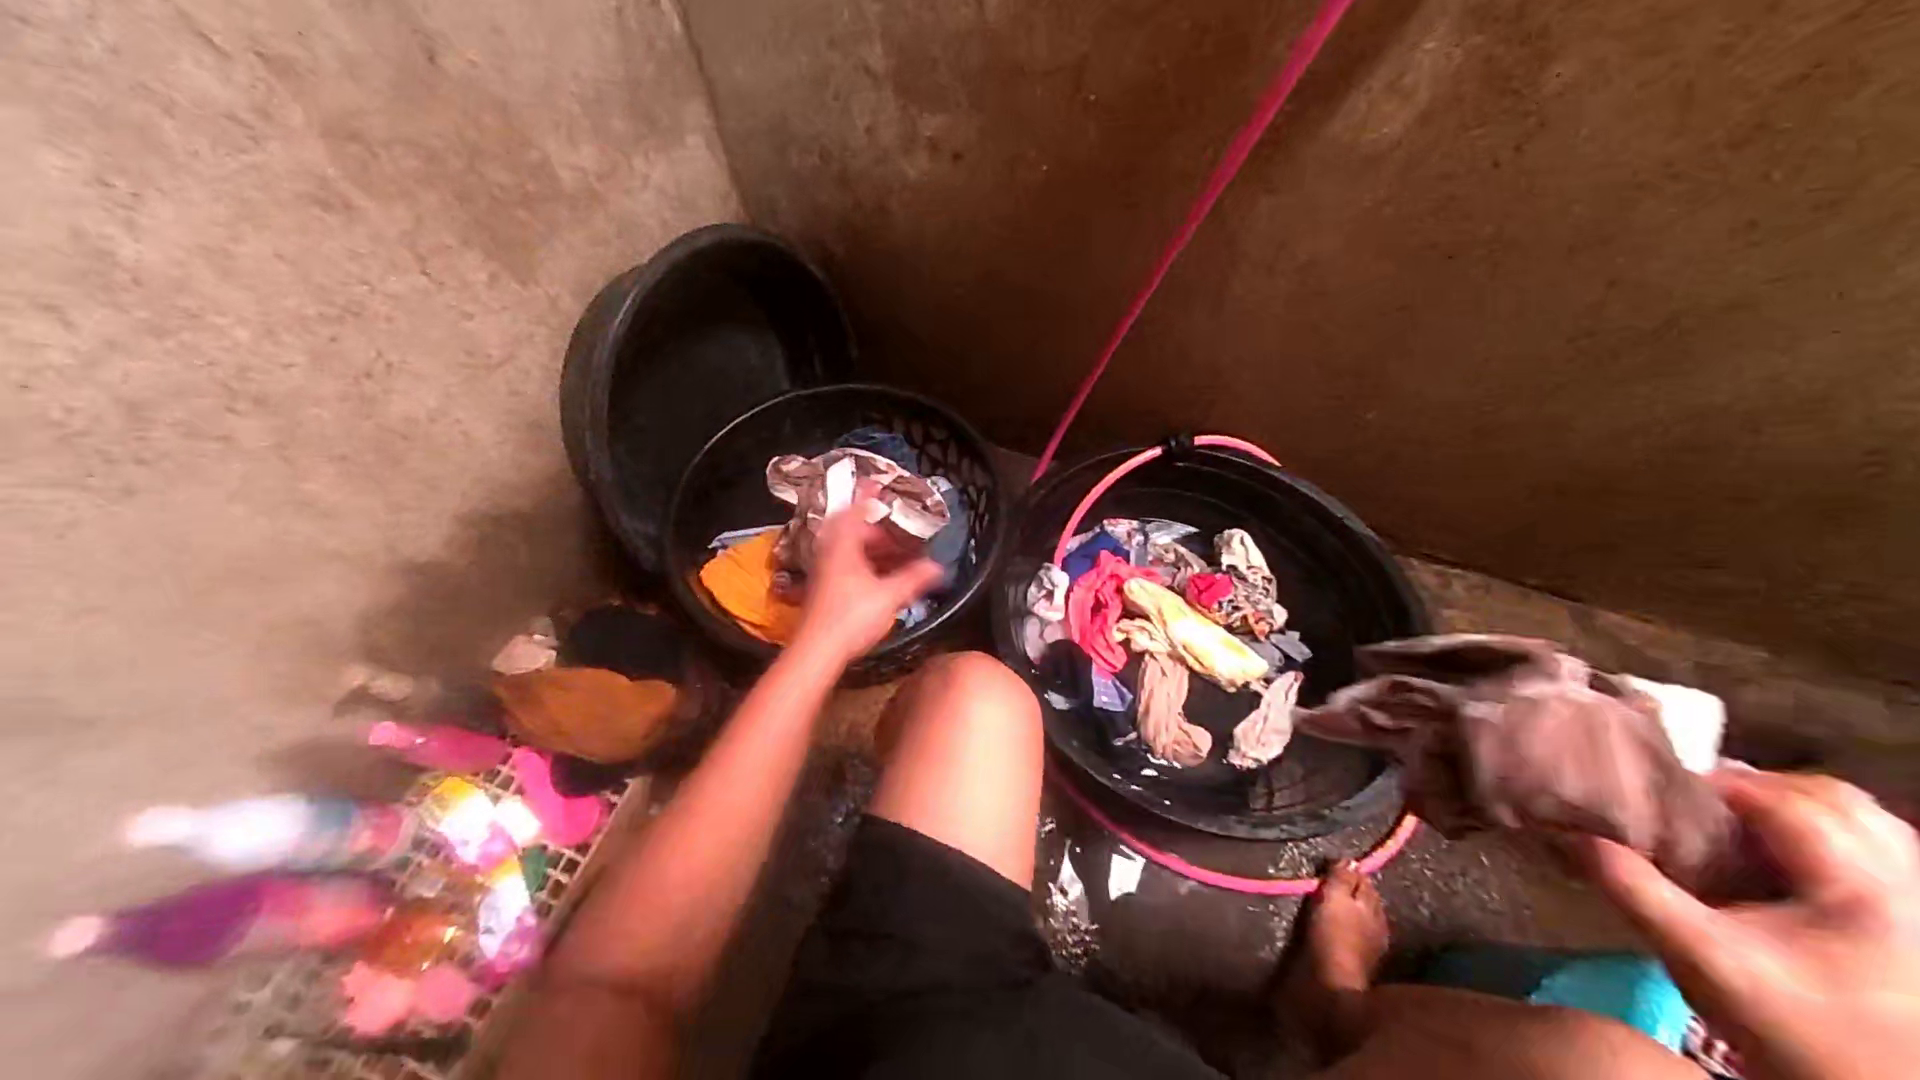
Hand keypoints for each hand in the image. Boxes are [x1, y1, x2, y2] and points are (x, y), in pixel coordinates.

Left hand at [792, 503, 942, 664]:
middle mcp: (829, 554)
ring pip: (845, 547)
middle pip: (848, 529)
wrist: (817, 650)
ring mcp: (824, 571)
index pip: (853, 511)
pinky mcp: (824, 588)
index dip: (865, 495)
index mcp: (843, 547)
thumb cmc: (851, 618)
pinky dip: (861, 560)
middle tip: (892, 526)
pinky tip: (877, 574)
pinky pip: (843, 562)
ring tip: (890, 549)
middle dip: (872, 525)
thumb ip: (914, 579)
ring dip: (867, 544)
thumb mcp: (889, 596)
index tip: (876, 481)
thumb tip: (937, 567)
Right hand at [1580, 768, 1919, 1079]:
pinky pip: (1876, 848)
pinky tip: (1776, 854)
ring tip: (1727, 822)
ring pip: (1862, 819)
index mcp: (1862, 886)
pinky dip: (1819, 833)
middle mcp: (1907, 883)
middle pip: (1832, 798)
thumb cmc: (1792, 1025)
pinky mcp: (1913, 920)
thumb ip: (1633, 889)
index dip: (1712, 784)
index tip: (1656, 793)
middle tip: (1689, 803)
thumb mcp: (1702, 959)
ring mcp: (1918, 903)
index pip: (1783, 799)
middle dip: (1752, 788)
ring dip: (1788, 806)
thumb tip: (1569, 832)